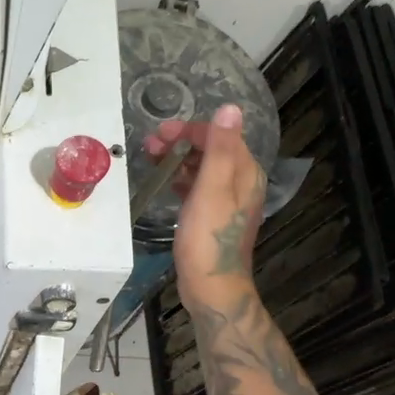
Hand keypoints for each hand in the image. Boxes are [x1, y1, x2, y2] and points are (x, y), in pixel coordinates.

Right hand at [143, 104, 265, 283]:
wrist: (212, 287)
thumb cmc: (208, 239)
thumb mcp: (212, 189)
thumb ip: (219, 149)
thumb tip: (229, 108)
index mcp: (244, 172)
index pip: (220, 135)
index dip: (189, 130)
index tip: (157, 134)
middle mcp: (242, 183)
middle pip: (212, 150)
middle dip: (182, 144)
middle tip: (149, 148)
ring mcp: (229, 202)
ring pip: (205, 169)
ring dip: (180, 161)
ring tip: (154, 162)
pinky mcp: (215, 218)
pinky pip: (200, 188)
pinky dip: (184, 180)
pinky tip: (169, 185)